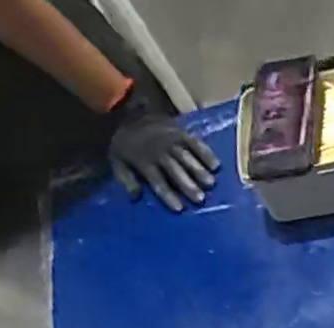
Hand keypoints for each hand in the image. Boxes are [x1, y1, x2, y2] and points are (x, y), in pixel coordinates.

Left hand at [107, 87, 218, 210]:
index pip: (157, 180)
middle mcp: (159, 150)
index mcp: (143, 160)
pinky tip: (216, 165)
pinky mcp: (179, 132)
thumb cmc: (125, 145)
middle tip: (200, 199)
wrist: (126, 111)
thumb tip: (136, 196)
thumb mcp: (117, 162)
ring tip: (210, 183)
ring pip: (186, 156)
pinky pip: (194, 142)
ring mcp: (170, 140)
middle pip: (175, 169)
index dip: (168, 194)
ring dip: (198, 170)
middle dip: (187, 184)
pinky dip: (205, 153)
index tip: (179, 209)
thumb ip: (127, 180)